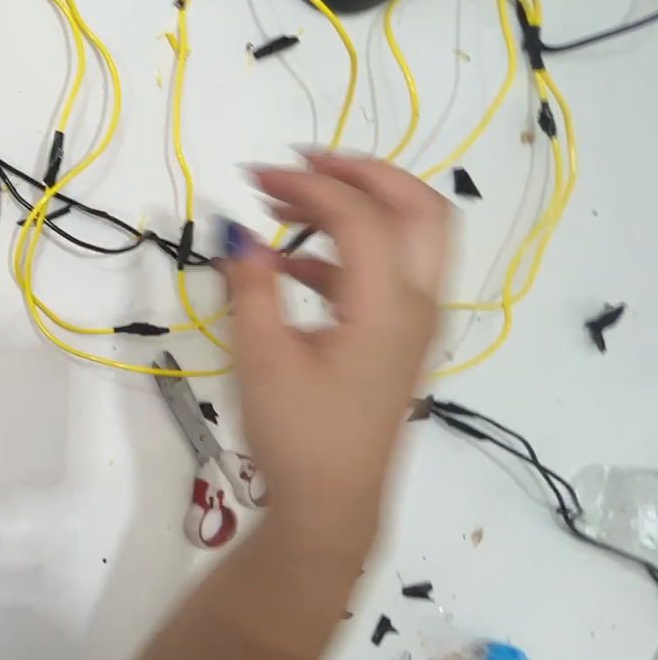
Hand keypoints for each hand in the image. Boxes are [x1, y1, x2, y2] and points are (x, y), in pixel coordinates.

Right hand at [225, 151, 451, 521]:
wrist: (332, 495)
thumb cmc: (296, 426)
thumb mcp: (261, 354)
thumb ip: (251, 286)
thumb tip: (238, 231)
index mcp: (389, 305)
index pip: (360, 218)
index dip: (307, 187)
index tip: (250, 179)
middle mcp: (418, 303)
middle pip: (419, 210)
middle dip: (362, 175)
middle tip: (299, 164)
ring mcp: (412, 321)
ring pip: (408, 239)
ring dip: (355, 208)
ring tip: (285, 206)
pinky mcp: (394, 338)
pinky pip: (384, 272)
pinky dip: (343, 249)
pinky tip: (290, 262)